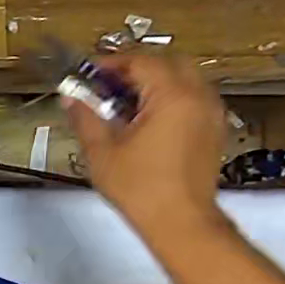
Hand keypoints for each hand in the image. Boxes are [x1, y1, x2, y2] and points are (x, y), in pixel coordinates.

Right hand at [66, 53, 229, 242]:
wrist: (180, 221)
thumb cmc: (140, 187)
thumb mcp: (101, 151)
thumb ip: (86, 118)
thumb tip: (71, 98)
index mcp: (172, 97)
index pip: (141, 62)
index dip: (111, 63)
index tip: (88, 72)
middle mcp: (198, 98)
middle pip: (168, 64)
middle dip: (135, 68)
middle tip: (106, 84)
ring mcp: (211, 114)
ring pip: (183, 80)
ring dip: (153, 83)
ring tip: (123, 103)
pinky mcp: (213, 130)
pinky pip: (193, 98)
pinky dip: (169, 98)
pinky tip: (145, 120)